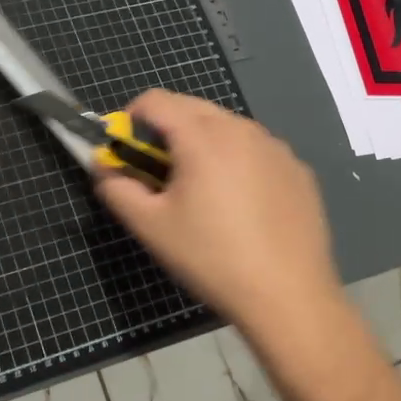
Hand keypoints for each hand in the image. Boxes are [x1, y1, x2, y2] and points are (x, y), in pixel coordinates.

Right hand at [97, 90, 341, 339]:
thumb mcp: (149, 225)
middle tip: (158, 172)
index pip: (155, 100)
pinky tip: (239, 204)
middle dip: (165, 129)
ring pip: (224, 126)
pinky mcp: (298, 170)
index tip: (127, 151)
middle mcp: (241, 130)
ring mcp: (275, 148)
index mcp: (202, 136)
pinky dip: (236, 160)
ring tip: (199, 189)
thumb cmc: (211, 258)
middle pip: (189, 107)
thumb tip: (102, 165)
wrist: (290, 300)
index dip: (130, 119)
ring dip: (201, 142)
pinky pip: (254, 149)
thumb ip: (114, 186)